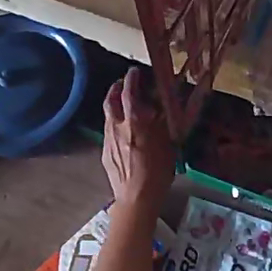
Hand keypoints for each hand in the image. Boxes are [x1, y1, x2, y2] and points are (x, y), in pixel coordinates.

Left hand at [101, 68, 172, 210]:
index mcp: (134, 123)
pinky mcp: (105, 153)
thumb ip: (161, 126)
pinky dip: (114, 126)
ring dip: (114, 107)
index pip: (129, 93)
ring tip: (123, 106)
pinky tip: (122, 132)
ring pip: (108, 117)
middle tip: (122, 84)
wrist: (136, 197)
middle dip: (116, 89)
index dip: (131, 80)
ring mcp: (108, 141)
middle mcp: (117, 128)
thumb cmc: (157, 173)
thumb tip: (160, 112)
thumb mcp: (166, 145)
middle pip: (111, 101)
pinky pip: (108, 133)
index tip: (133, 72)